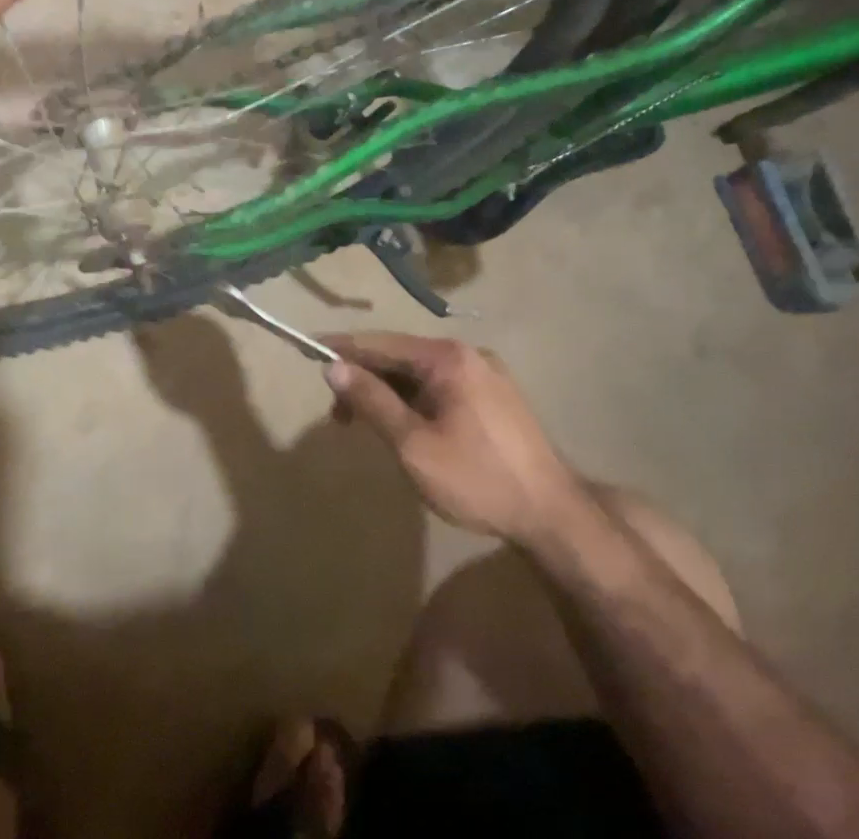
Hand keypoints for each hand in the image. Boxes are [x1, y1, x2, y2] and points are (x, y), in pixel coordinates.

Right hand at [322, 333, 588, 541]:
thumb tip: (332, 367)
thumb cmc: (476, 478)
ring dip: (387, 393)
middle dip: (363, 378)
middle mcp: (469, 356)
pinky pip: (440, 386)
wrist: (552, 514)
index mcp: (448, 360)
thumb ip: (371, 401)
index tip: (306, 348)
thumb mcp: (412, 443)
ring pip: (419, 374)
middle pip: (400, 356)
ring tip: (365, 426)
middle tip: (336, 414)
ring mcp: (487, 375)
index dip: (341, 347)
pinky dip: (412, 400)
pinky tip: (403, 426)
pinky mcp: (496, 397)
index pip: (380, 343)